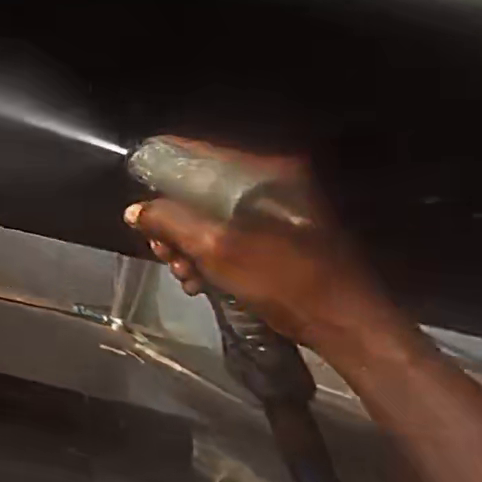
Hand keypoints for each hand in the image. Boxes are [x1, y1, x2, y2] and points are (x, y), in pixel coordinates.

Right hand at [123, 139, 403, 350]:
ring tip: (182, 273)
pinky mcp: (277, 238)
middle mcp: (270, 186)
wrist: (346, 327)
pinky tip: (198, 280)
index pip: (194, 154)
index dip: (157, 169)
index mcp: (264, 175)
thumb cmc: (284, 280)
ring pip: (205, 217)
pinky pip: (225, 235)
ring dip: (183, 245)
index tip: (135, 192)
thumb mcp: (215, 247)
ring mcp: (275, 212)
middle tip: (161, 251)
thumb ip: (167, 221)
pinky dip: (205, 256)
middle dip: (168, 222)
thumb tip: (134, 210)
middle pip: (194, 191)